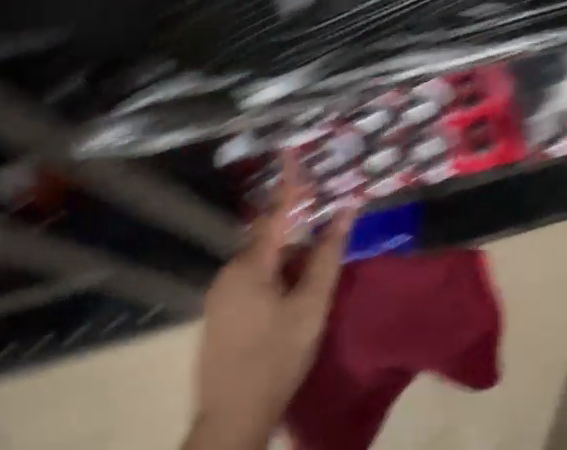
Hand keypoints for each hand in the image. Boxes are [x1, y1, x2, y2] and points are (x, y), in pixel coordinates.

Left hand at [188, 155, 351, 449]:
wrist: (231, 418)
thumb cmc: (276, 357)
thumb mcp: (311, 306)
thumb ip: (327, 256)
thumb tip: (346, 210)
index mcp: (250, 265)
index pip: (277, 211)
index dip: (290, 181)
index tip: (292, 149)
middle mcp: (229, 272)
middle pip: (271, 239)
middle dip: (300, 236)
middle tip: (329, 239)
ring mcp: (220, 295)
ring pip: (263, 263)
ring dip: (290, 263)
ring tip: (315, 285)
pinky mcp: (219, 315)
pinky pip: (252, 281)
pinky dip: (276, 280)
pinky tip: (292, 304)